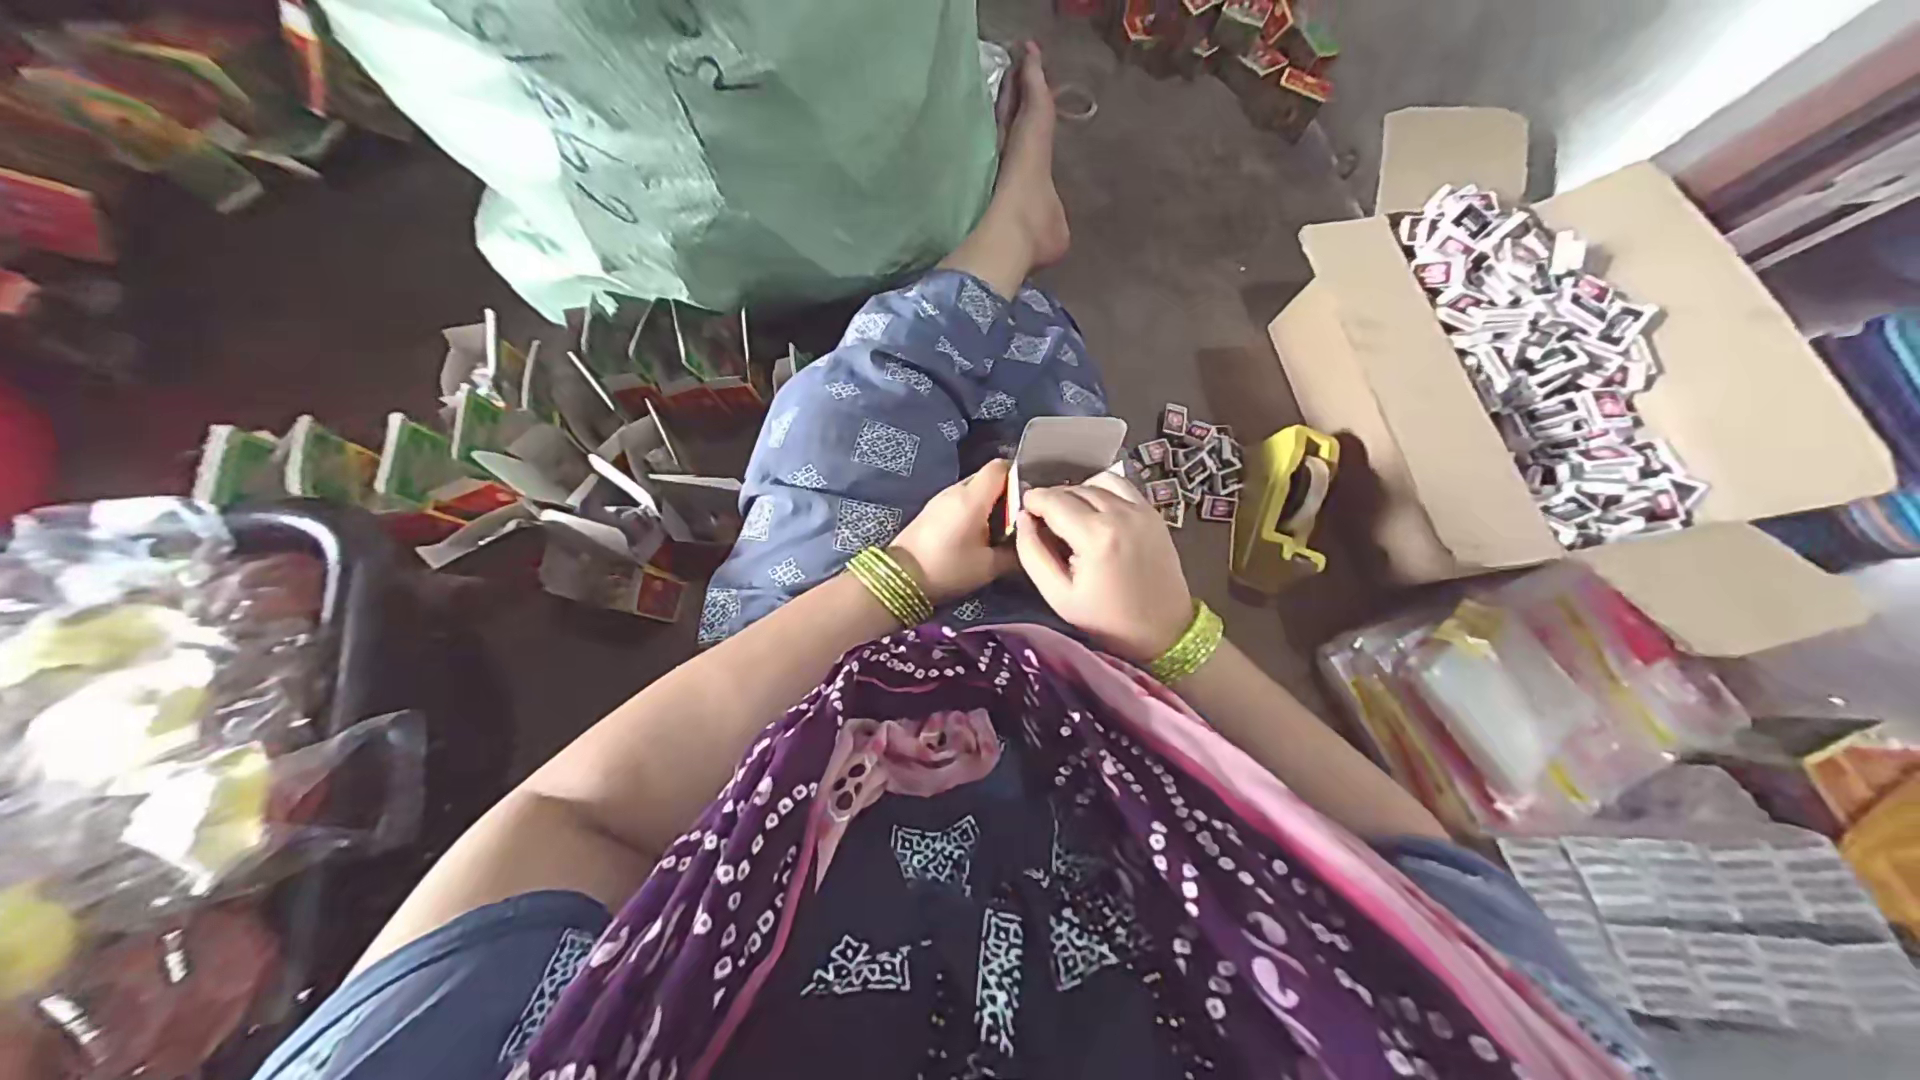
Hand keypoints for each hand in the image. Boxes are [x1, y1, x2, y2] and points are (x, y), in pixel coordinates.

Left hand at [888, 458, 1020, 604]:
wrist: (900, 578)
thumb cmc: (948, 569)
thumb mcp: (989, 566)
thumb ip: (1015, 551)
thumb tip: (1031, 540)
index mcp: (972, 498)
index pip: (1000, 467)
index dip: (1018, 475)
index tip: (1029, 497)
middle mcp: (955, 490)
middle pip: (987, 476)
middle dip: (1006, 491)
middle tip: (1018, 517)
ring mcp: (940, 498)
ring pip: (974, 489)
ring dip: (989, 502)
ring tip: (1000, 528)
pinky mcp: (932, 510)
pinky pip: (960, 499)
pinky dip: (974, 509)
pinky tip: (978, 533)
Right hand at [1016, 471, 1193, 662]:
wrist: (1163, 628)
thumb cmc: (1105, 618)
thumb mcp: (1057, 595)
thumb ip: (1032, 553)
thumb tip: (1024, 519)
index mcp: (1095, 537)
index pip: (1053, 500)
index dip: (1032, 501)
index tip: (1025, 512)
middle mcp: (1120, 514)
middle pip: (1073, 489)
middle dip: (1052, 499)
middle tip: (1043, 520)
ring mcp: (1140, 510)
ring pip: (1095, 483)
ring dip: (1076, 492)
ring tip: (1068, 515)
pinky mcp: (1152, 512)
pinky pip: (1120, 485)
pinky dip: (1101, 490)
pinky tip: (1094, 510)